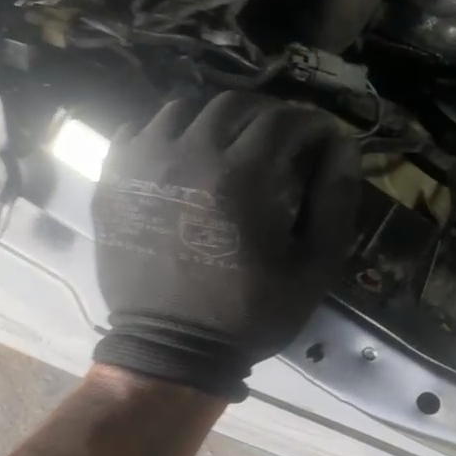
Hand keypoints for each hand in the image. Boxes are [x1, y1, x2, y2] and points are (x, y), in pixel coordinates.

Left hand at [92, 92, 359, 399]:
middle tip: (285, 141)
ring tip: (235, 146)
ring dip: (219, 120)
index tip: (325, 139)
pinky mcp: (112, 181)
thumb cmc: (253, 310)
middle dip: (269, 115)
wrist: (172, 350)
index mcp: (241, 177)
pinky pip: (140, 130)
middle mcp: (187, 156)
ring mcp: (141, 165)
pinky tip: (188, 157)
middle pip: (234, 104)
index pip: (283, 119)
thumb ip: (336, 199)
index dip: (312, 122)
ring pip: (184, 109)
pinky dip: (170, 133)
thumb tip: (344, 146)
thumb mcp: (316, 263)